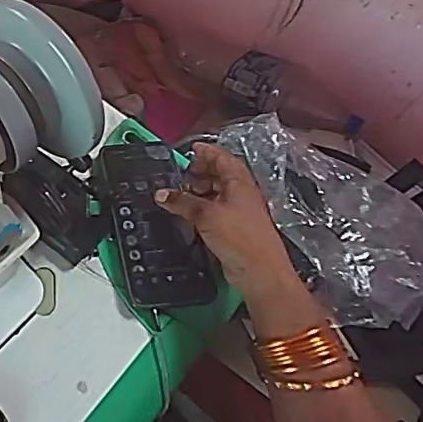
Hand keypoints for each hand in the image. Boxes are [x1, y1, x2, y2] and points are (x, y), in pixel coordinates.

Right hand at [154, 143, 290, 287]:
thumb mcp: (206, 214)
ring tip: (181, 195)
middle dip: (200, 172)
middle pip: (220, 174)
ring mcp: (239, 212)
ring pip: (217, 193)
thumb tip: (162, 194)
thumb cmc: (240, 237)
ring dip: (200, 191)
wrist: (260, 272)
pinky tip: (189, 214)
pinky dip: (202, 208)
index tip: (190, 149)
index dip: (206, 152)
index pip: (223, 158)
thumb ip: (182, 202)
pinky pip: (216, 211)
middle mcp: (241, 194)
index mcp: (240, 183)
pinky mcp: (234, 229)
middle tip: (182, 175)